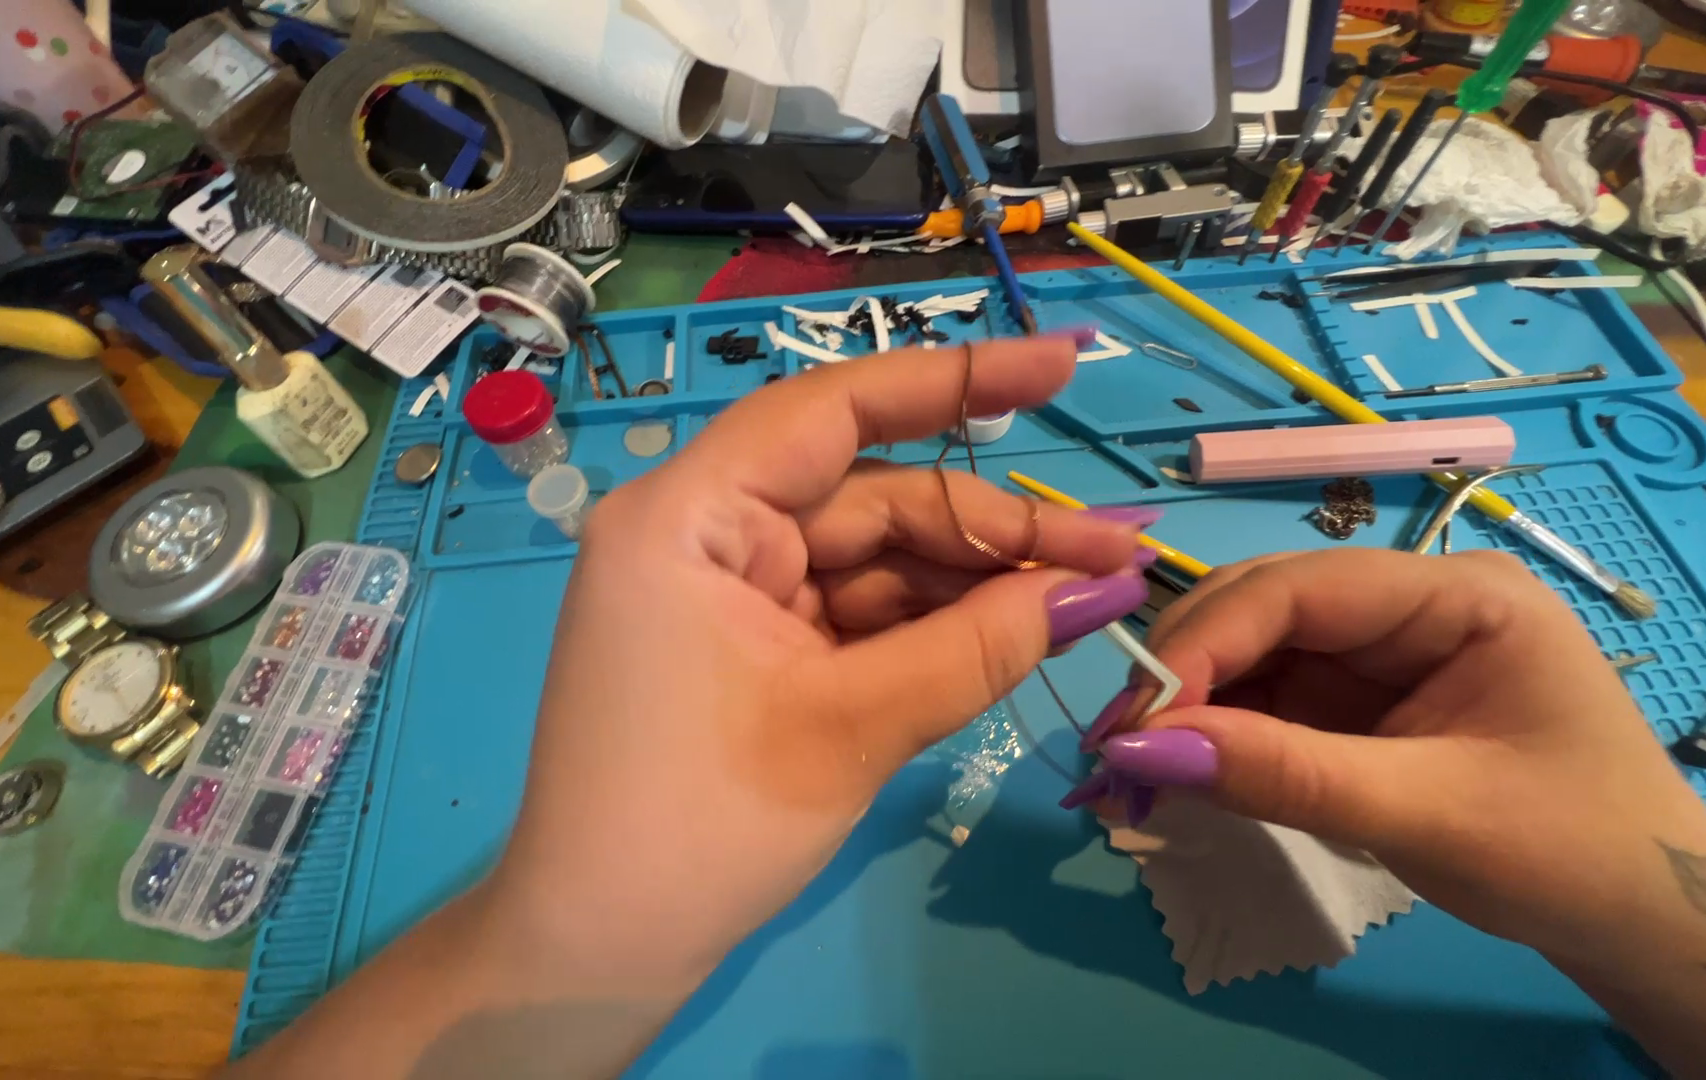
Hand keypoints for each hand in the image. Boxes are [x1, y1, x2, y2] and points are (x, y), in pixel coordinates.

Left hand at [491, 335, 1154, 993]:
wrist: (596, 951)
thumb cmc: (697, 833)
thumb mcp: (850, 729)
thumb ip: (976, 648)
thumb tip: (1094, 591)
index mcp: (690, 515)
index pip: (834, 410)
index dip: (955, 380)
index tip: (1058, 369)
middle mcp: (706, 530)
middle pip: (872, 496)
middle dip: (990, 527)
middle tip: (1109, 559)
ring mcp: (730, 587)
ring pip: (873, 556)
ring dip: (970, 581)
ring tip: (1079, 603)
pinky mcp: (752, 638)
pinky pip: (855, 607)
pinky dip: (927, 622)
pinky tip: (1006, 633)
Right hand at [1072, 548, 1705, 976]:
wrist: (1637, 921)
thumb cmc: (1574, 857)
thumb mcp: (1429, 816)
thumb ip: (1282, 775)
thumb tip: (1138, 752)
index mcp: (1452, 594)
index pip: (1294, 589)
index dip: (1203, 644)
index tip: (1135, 720)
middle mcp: (1393, 601)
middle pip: (1251, 607)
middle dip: (1180, 673)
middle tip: (1119, 744)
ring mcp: (1360, 644)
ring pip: (1236, 648)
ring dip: (1178, 703)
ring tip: (1131, 761)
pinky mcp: (1334, 689)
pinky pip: (1246, 692)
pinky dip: (1200, 728)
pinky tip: (1170, 761)